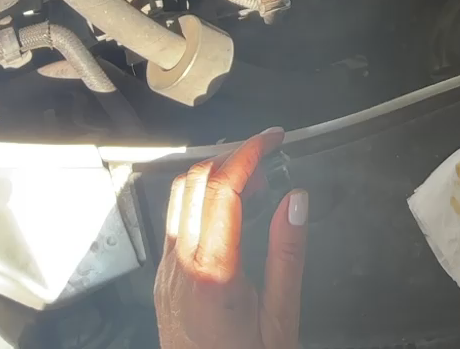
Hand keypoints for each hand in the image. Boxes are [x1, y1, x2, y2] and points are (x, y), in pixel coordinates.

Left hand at [156, 128, 308, 348]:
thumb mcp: (281, 320)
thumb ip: (288, 254)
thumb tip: (296, 199)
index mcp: (212, 273)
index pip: (224, 188)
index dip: (249, 152)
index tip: (273, 139)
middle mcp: (180, 268)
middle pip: (195, 181)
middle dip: (233, 157)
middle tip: (268, 162)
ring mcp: (166, 274)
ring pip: (179, 196)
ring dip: (214, 175)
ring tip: (252, 185)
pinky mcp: (163, 282)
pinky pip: (175, 220)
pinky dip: (202, 199)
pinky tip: (230, 213)